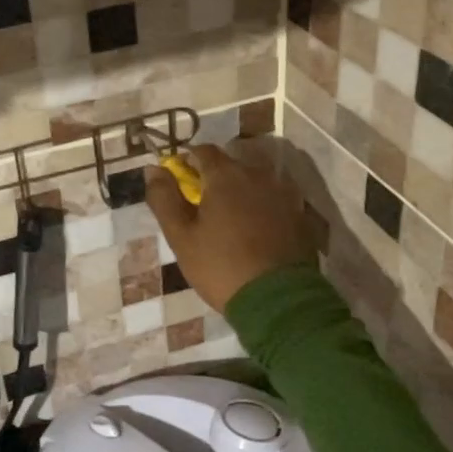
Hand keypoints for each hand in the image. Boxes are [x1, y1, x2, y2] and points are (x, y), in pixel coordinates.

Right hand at [145, 144, 311, 312]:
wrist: (278, 300)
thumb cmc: (221, 266)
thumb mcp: (181, 236)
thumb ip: (164, 198)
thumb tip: (153, 169)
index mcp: (226, 175)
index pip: (202, 151)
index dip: (187, 161)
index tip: (178, 180)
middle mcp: (257, 174)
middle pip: (231, 164)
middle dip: (214, 177)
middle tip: (202, 206)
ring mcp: (283, 193)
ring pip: (254, 180)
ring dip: (239, 190)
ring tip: (229, 218)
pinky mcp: (299, 214)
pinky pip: (273, 199)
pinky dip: (260, 206)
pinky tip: (254, 230)